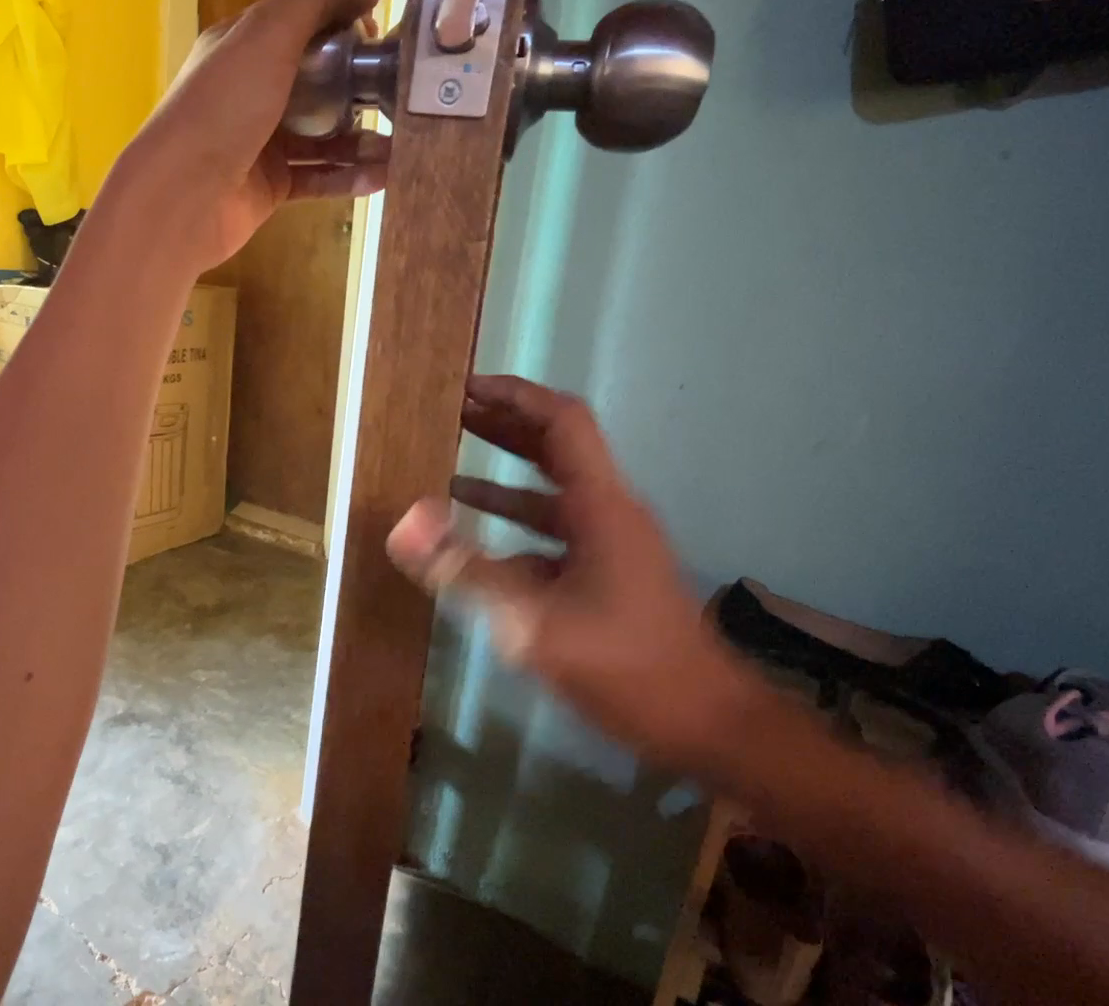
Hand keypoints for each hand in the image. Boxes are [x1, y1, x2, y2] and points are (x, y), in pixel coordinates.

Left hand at [107, 0, 389, 272]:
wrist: (181, 196)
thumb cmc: (223, 107)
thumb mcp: (269, 32)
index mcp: (245, 47)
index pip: (303, 27)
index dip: (345, 29)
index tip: (385, 42)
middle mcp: (252, 92)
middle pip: (318, 84)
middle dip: (361, 89)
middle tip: (402, 98)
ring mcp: (261, 143)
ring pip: (323, 136)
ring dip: (363, 139)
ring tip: (404, 144)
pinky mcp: (270, 188)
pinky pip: (318, 178)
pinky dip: (349, 177)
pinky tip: (383, 177)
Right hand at [386, 375, 767, 766]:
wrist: (704, 723)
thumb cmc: (625, 666)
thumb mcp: (533, 621)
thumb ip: (467, 570)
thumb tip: (403, 522)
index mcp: (600, 505)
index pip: (562, 421)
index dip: (514, 396)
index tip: (465, 385)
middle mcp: (608, 511)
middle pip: (556, 447)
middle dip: (502, 426)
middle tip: (448, 413)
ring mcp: (610, 542)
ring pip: (552, 491)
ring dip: (504, 474)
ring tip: (447, 466)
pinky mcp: (606, 572)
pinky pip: (554, 531)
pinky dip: (515, 524)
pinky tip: (476, 541)